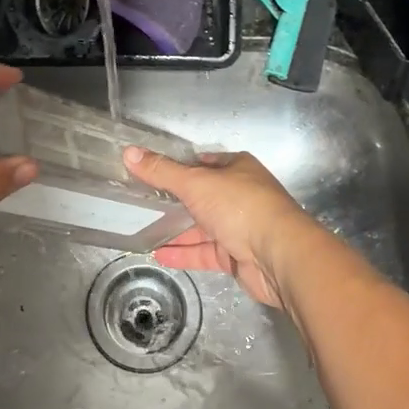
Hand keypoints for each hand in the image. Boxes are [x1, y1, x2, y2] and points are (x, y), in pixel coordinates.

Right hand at [123, 148, 328, 307]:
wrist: (279, 255)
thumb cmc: (240, 207)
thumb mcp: (196, 183)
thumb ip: (162, 172)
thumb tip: (129, 152)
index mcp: (237, 168)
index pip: (203, 163)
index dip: (178, 167)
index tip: (150, 172)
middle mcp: (240, 194)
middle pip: (201, 196)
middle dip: (174, 202)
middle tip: (141, 204)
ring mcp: (239, 226)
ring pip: (202, 226)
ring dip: (176, 230)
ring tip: (143, 232)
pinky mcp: (237, 255)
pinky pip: (205, 252)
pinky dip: (184, 253)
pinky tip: (159, 255)